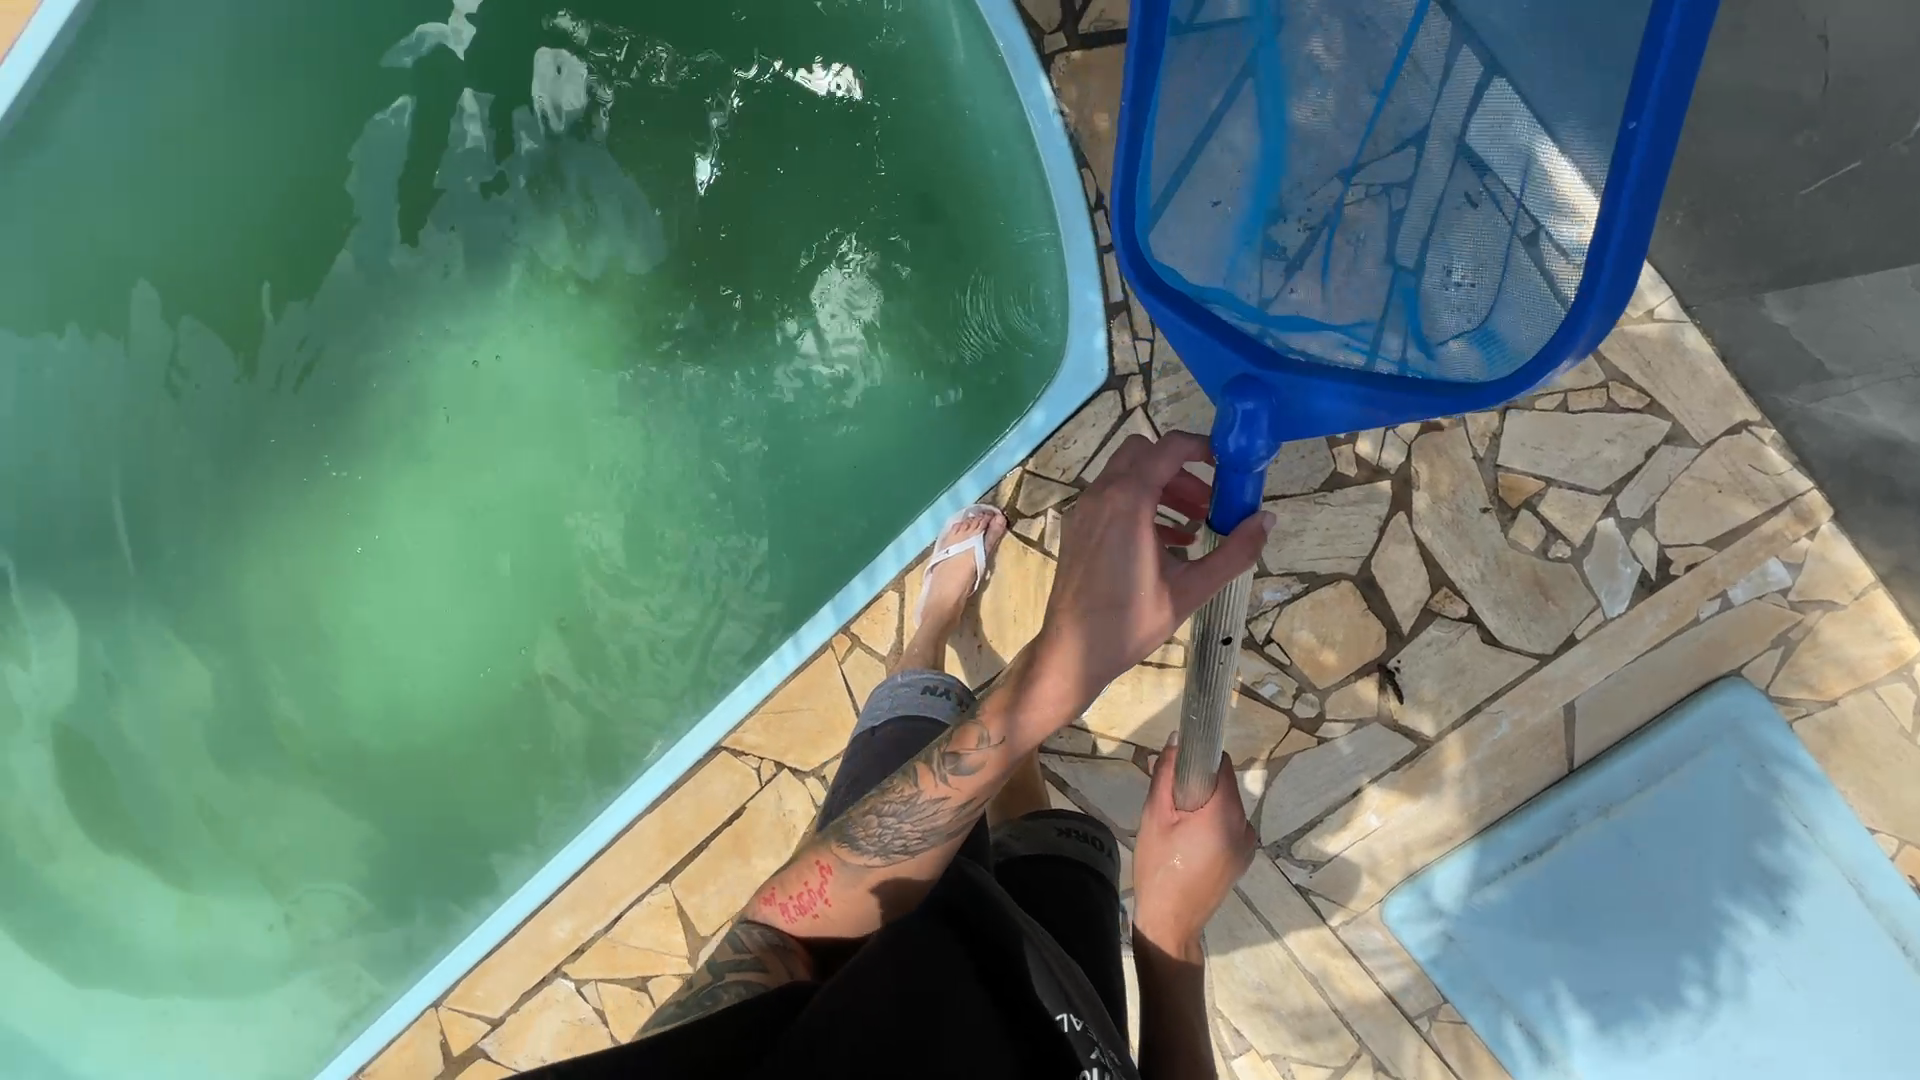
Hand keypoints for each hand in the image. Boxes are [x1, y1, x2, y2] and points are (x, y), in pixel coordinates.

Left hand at [1032, 432, 1270, 709]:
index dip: (1202, 448)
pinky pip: (1112, 499)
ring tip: (1196, 525)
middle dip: (1181, 470)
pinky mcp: (1077, 528)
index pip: (1168, 448)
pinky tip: (1169, 542)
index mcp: (1127, 501)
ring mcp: (1083, 511)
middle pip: (1144, 454)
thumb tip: (1266, 520)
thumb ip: (1234, 552)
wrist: (1073, 651)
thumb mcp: (1192, 589)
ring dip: (1163, 489)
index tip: (1227, 466)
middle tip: (1209, 502)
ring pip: (1126, 476)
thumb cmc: (1131, 622)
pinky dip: (1141, 506)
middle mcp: (1100, 495)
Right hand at [1132, 736, 1257, 958]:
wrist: (1170, 922)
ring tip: (1176, 825)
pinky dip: (1210, 823)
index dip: (1200, 757)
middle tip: (1168, 802)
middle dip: (1198, 784)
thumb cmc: (1158, 866)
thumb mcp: (1155, 815)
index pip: (1222, 766)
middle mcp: (1245, 827)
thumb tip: (1177, 740)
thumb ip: (1167, 774)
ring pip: (1225, 806)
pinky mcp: (1242, 859)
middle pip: (1224, 786)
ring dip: (1203, 805)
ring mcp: (1247, 845)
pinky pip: (1228, 826)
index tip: (1178, 764)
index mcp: (1226, 815)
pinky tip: (1187, 841)